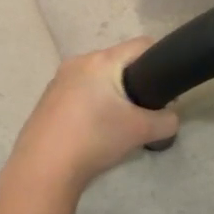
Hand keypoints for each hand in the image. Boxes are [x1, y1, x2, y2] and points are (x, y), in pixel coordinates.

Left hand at [3, 38, 180, 193]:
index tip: (166, 86)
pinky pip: (79, 94)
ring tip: (118, 125)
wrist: (44, 168)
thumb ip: (166, 121)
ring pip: (96, 80)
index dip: (160, 60)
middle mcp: (77, 62)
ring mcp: (58, 81)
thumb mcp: (141, 131)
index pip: (141, 45)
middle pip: (117, 63)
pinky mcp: (46, 101)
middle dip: (134, 83)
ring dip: (111, 96)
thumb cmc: (95, 138)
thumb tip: (169, 117)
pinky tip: (93, 132)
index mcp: (101, 61)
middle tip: (145, 111)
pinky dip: (91, 106)